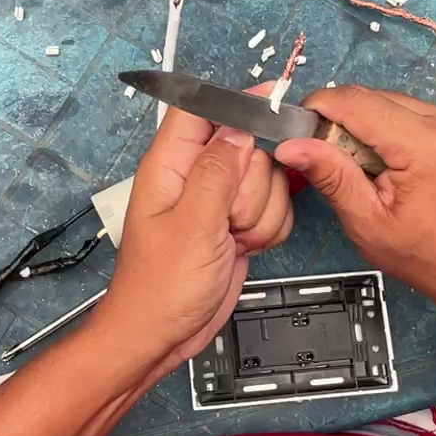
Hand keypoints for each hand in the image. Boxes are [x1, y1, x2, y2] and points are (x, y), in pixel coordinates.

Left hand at [98, 93, 293, 367]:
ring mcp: (219, 201)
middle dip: (252, 184)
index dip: (236, 101)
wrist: (163, 334)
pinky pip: (274, 209)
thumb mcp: (192, 225)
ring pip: (267, 180)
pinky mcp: (238, 223)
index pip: (200, 109)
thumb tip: (239, 128)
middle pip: (246, 146)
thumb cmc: (161, 287)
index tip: (273, 103)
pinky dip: (268, 230)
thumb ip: (218, 172)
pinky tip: (244, 248)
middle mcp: (195, 177)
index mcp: (170, 166)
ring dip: (260, 213)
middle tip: (228, 216)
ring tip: (231, 238)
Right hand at [273, 86, 435, 317]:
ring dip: (367, 124)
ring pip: (394, 102)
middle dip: (342, 119)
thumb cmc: (428, 258)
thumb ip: (331, 177)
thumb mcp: (368, 224)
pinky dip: (392, 128)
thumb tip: (290, 145)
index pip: (358, 102)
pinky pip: (415, 112)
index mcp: (428, 147)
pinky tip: (390, 162)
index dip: (320, 107)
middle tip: (325, 154)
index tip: (297, 126)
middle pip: (375, 98)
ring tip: (362, 165)